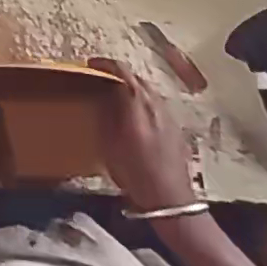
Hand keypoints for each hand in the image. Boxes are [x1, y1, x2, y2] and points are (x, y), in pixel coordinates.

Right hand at [88, 58, 197, 212]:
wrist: (170, 201)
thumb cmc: (134, 173)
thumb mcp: (110, 143)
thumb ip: (108, 114)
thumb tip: (103, 94)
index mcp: (140, 107)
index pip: (124, 73)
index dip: (106, 65)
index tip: (91, 64)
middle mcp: (157, 106)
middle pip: (138, 79)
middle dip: (119, 74)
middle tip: (100, 78)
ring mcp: (169, 117)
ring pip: (148, 90)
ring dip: (131, 86)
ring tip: (115, 94)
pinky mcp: (175, 128)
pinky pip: (155, 103)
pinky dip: (141, 99)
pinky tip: (133, 112)